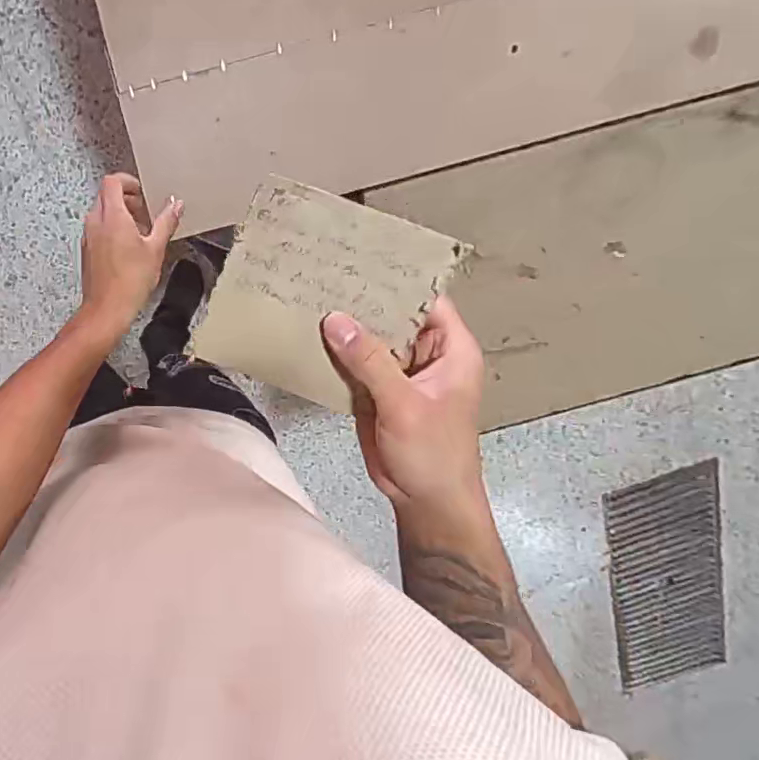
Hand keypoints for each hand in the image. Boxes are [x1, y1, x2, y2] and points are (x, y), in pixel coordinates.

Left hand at [77, 173, 181, 339]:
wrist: (107, 309)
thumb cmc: (129, 282)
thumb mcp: (156, 249)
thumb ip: (166, 222)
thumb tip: (175, 206)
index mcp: (112, 216)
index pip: (112, 181)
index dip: (128, 181)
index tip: (141, 190)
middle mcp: (95, 223)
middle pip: (106, 195)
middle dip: (126, 198)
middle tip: (144, 210)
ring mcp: (88, 237)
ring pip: (101, 212)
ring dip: (119, 214)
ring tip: (139, 230)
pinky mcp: (87, 251)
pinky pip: (98, 229)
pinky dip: (111, 229)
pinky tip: (127, 246)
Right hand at [320, 297, 486, 520]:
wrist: (424, 500)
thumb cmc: (433, 453)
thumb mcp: (405, 403)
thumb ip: (370, 361)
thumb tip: (336, 320)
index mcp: (450, 350)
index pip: (426, 301)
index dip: (398, 280)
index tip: (362, 260)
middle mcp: (424, 356)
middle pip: (392, 318)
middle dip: (362, 301)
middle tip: (324, 275)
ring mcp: (397, 375)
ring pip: (369, 340)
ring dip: (344, 327)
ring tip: (309, 297)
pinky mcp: (374, 393)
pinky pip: (352, 365)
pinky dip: (333, 355)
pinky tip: (308, 338)